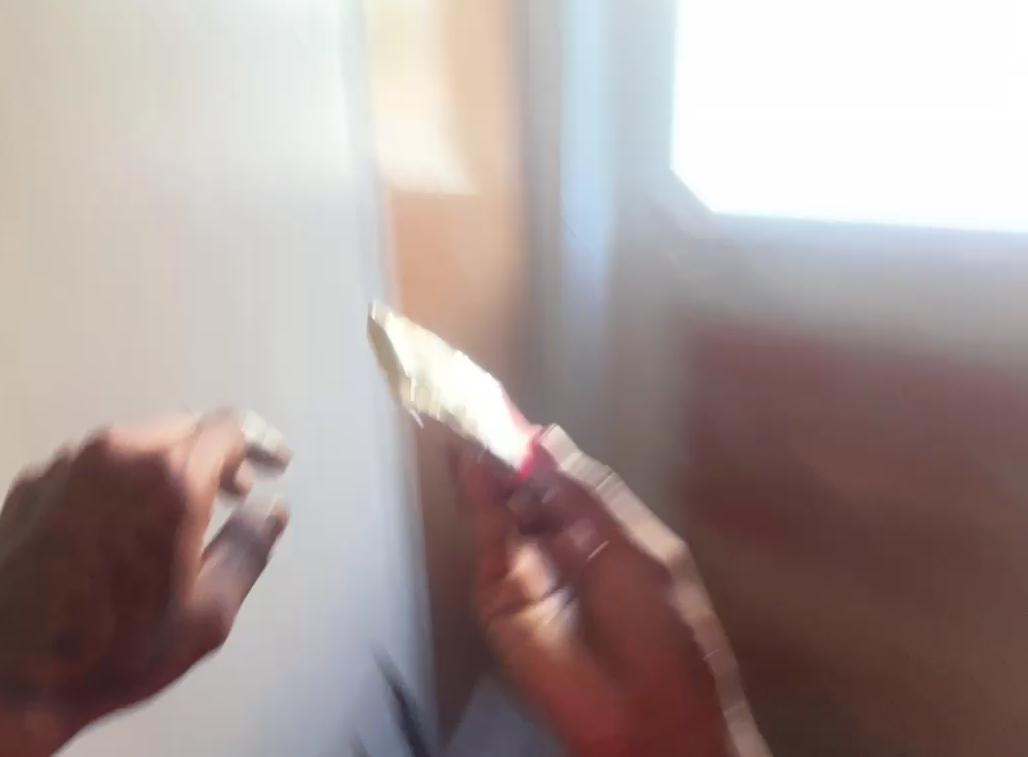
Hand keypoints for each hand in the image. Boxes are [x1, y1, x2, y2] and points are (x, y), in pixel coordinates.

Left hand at [0, 409, 291, 743]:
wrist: (7, 669)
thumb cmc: (111, 651)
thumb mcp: (206, 616)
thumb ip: (249, 550)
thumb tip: (271, 511)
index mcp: (168, 479)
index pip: (228, 428)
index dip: (258, 442)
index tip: (272, 460)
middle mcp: (117, 454)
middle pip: (181, 428)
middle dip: (213, 455)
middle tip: (229, 494)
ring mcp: (69, 461)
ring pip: (134, 442)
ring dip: (163, 465)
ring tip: (170, 516)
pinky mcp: (36, 477)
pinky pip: (90, 464)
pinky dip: (116, 481)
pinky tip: (115, 528)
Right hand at [459, 426, 767, 756]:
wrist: (648, 721)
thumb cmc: (666, 638)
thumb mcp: (641, 552)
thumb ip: (589, 493)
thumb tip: (545, 438)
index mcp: (599, 529)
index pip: (557, 474)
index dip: (533, 442)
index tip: (505, 408)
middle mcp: (557, 539)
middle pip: (519, 483)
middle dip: (498, 447)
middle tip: (472, 407)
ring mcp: (524, 561)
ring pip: (496, 502)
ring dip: (480, 463)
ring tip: (461, 422)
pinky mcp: (497, 585)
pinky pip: (486, 531)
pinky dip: (475, 495)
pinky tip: (468, 463)